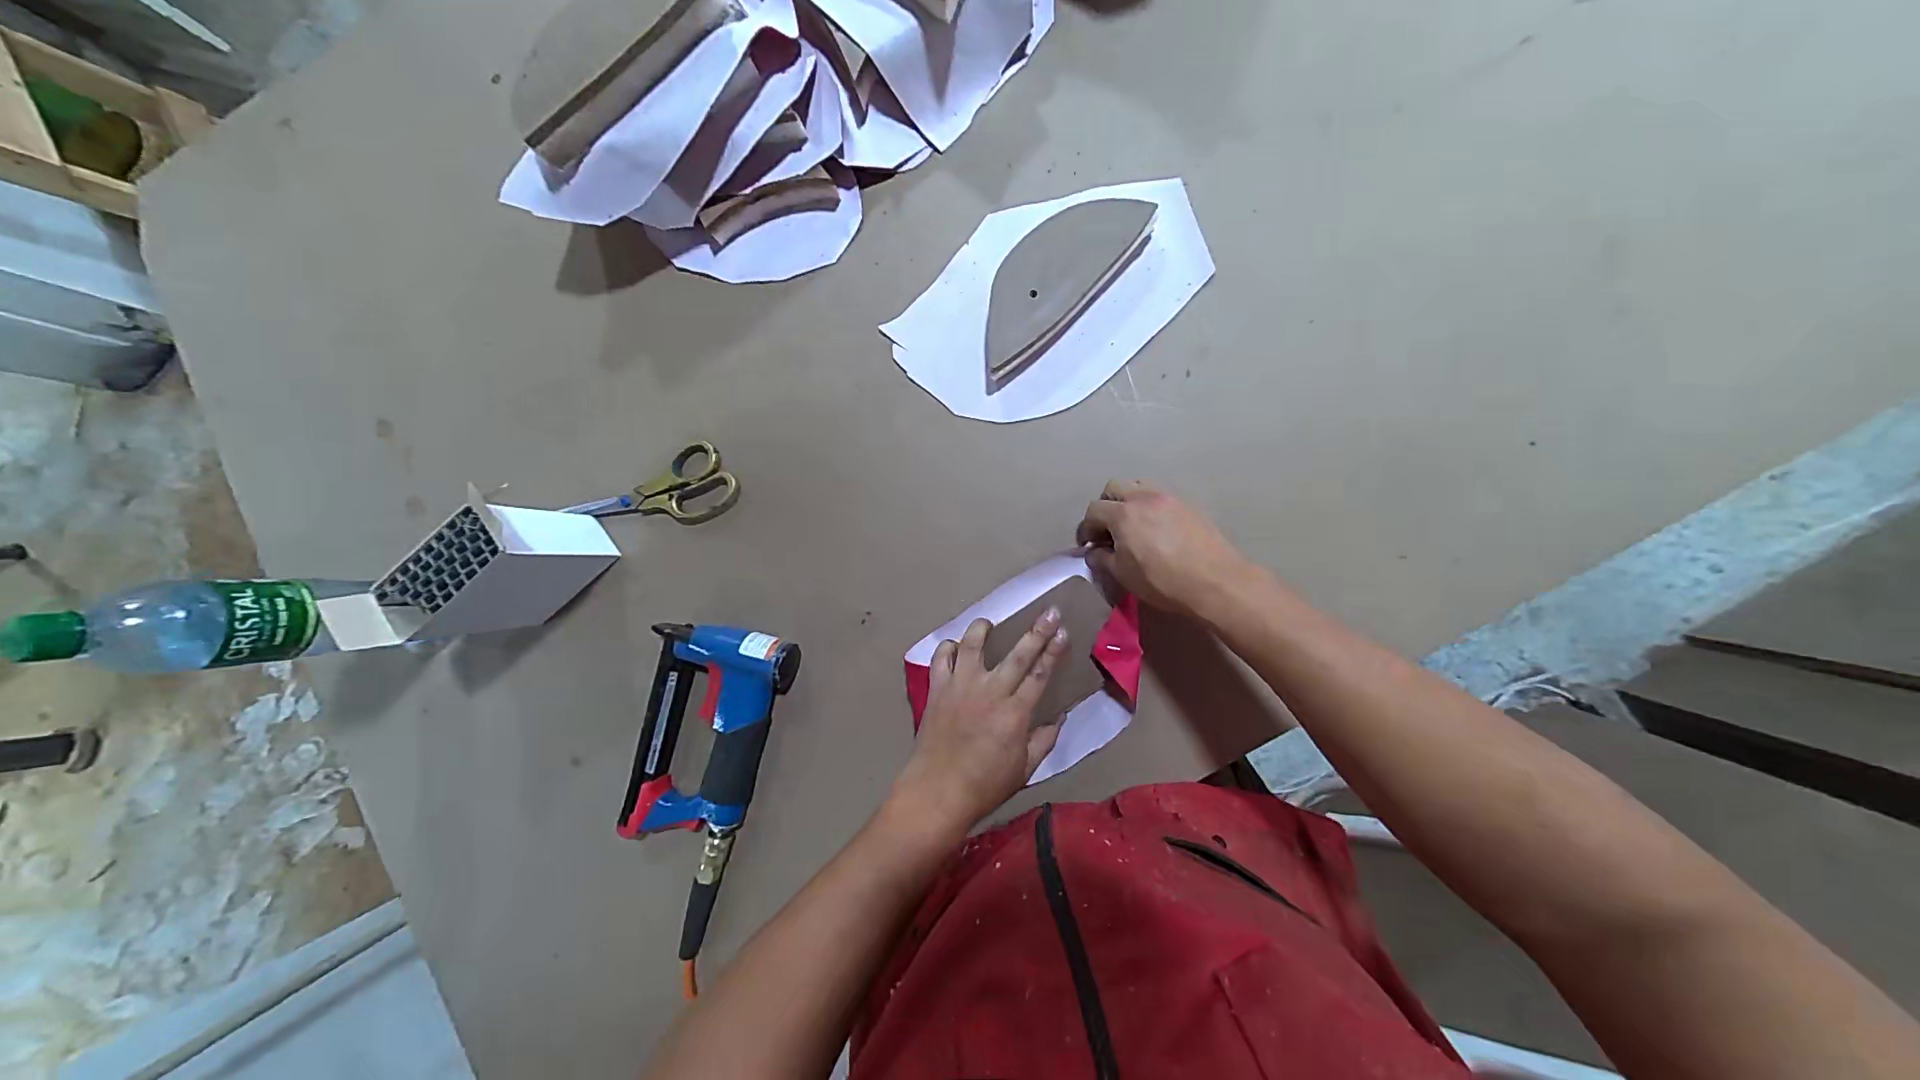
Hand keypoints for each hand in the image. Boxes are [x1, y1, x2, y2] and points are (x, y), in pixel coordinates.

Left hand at [891, 609, 1070, 835]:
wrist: (937, 792)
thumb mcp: (1025, 768)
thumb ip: (1044, 739)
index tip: (1063, 632)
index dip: (1054, 651)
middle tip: (1050, 611)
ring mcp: (960, 687)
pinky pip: (941, 658)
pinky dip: (949, 648)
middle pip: (1018, 654)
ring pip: (973, 645)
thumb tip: (1059, 717)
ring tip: (990, 623)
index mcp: (1014, 713)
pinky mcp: (937, 690)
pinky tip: (956, 647)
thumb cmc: (985, 785)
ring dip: (984, 628)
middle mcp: (989, 692)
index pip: (1040, 673)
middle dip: (1037, 631)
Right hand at [1076, 480, 1261, 619]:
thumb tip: (1095, 551)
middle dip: (1105, 507)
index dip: (1086, 528)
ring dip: (1128, 501)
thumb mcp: (1123, 575)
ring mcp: (1168, 498)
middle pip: (1114, 488)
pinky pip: (1159, 497)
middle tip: (1107, 530)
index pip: (1094, 511)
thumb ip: (1102, 559)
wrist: (1216, 582)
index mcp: (1123, 514)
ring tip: (1131, 525)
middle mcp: (1144, 497)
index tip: (1087, 545)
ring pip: (1138, 486)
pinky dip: (1149, 506)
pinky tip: (1154, 529)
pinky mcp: (1187, 505)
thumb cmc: (1163, 582)